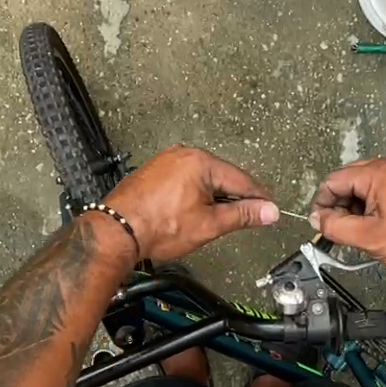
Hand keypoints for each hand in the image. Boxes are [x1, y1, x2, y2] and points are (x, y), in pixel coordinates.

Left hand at [104, 145, 279, 260]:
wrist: (117, 232)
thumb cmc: (156, 226)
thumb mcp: (209, 224)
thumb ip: (242, 215)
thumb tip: (267, 211)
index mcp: (200, 161)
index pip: (241, 180)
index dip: (257, 198)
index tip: (269, 209)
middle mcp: (183, 155)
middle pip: (222, 177)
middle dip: (235, 198)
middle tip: (250, 217)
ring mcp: (166, 162)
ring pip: (202, 179)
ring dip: (214, 197)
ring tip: (220, 219)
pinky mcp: (154, 173)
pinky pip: (185, 180)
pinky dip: (195, 195)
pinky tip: (195, 211)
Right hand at [308, 159, 385, 274]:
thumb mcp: (369, 238)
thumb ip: (336, 227)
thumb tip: (318, 220)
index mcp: (378, 173)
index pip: (333, 181)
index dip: (323, 204)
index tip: (322, 223)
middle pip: (347, 180)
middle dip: (340, 206)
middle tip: (342, 230)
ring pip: (363, 186)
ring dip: (356, 207)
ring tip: (364, 231)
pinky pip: (380, 189)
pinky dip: (372, 206)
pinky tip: (379, 226)